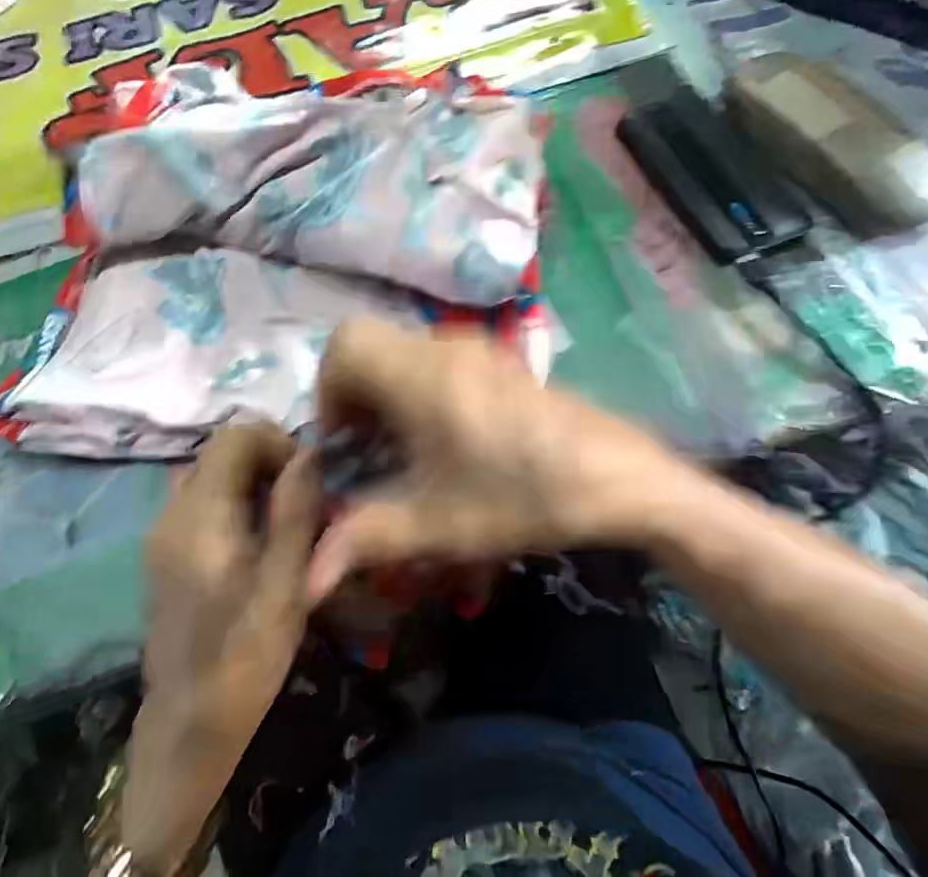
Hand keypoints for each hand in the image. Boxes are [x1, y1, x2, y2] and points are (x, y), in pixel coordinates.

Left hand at [127, 422, 320, 872]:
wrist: (188, 721)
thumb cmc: (244, 655)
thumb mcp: (285, 584)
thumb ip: (295, 512)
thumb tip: (310, 453)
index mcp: (200, 512)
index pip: (234, 435)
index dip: (276, 442)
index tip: (307, 480)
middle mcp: (172, 510)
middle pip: (220, 451)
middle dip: (267, 463)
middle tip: (302, 504)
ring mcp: (162, 530)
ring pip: (210, 475)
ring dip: (250, 483)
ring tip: (282, 524)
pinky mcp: (163, 552)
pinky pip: (199, 502)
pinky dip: (231, 504)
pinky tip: (255, 546)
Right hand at [307, 318, 708, 597]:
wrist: (622, 479)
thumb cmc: (523, 495)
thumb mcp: (436, 523)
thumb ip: (363, 540)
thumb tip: (306, 582)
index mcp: (418, 374)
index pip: (342, 347)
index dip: (328, 393)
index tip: (346, 443)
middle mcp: (440, 347)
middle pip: (364, 344)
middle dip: (351, 395)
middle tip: (368, 447)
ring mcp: (472, 348)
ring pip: (397, 350)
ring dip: (382, 392)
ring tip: (403, 450)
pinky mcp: (495, 360)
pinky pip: (430, 358)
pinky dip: (413, 389)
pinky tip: (442, 441)